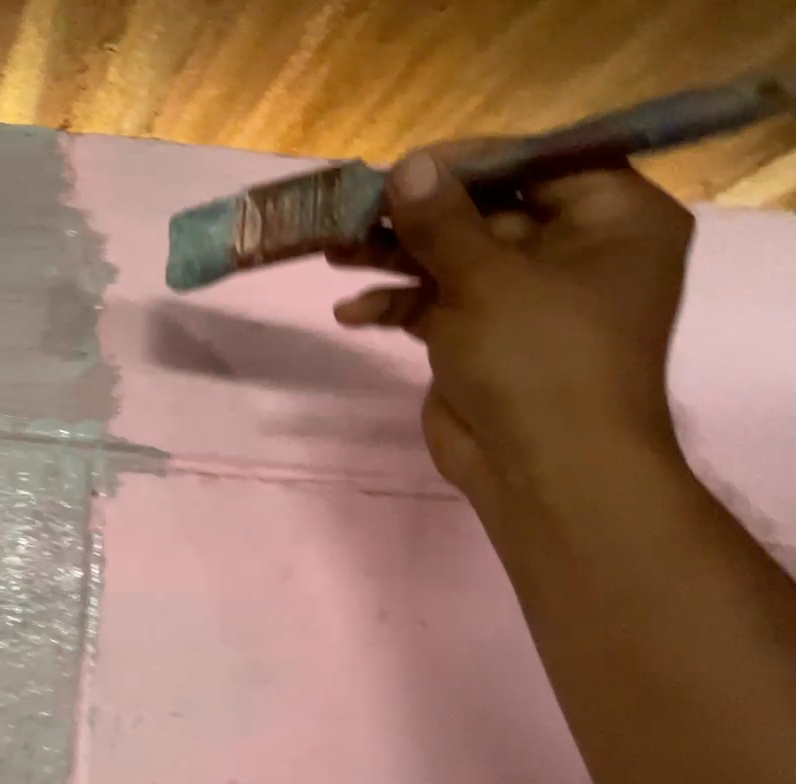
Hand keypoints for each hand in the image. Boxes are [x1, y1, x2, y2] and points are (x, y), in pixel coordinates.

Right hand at [329, 143, 695, 505]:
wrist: (539, 464)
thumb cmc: (538, 359)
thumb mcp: (488, 280)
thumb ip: (442, 223)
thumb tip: (406, 167)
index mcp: (610, 222)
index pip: (542, 165)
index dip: (473, 161)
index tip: (406, 166)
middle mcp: (570, 253)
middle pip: (484, 213)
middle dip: (415, 215)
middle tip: (352, 209)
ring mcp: (520, 298)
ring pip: (448, 260)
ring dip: (391, 258)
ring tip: (332, 251)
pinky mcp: (477, 336)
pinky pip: (430, 305)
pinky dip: (393, 306)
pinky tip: (352, 312)